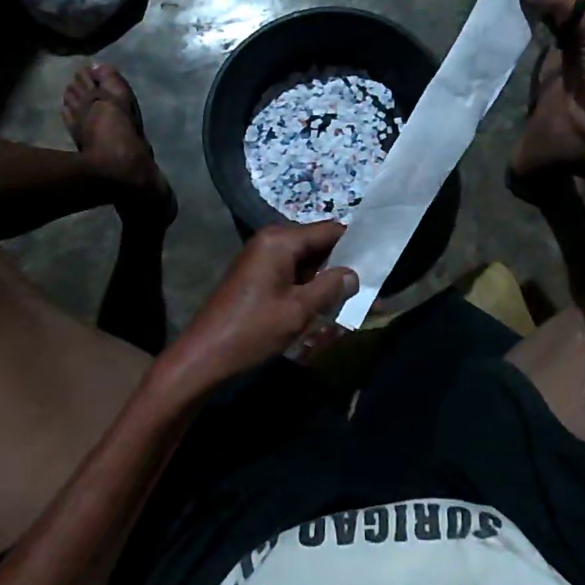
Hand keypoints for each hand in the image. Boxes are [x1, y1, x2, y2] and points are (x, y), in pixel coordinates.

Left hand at [153, 222, 356, 398]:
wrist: (205, 354)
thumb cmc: (253, 330)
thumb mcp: (299, 310)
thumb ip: (330, 287)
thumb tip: (353, 273)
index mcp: (280, 241)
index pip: (329, 230)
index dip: (355, 243)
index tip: (379, 259)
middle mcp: (269, 241)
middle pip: (317, 245)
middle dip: (341, 266)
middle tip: (368, 288)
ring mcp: (260, 258)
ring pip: (305, 262)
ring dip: (325, 281)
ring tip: (350, 302)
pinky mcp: (255, 276)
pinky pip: (290, 274)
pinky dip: (307, 288)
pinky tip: (322, 308)